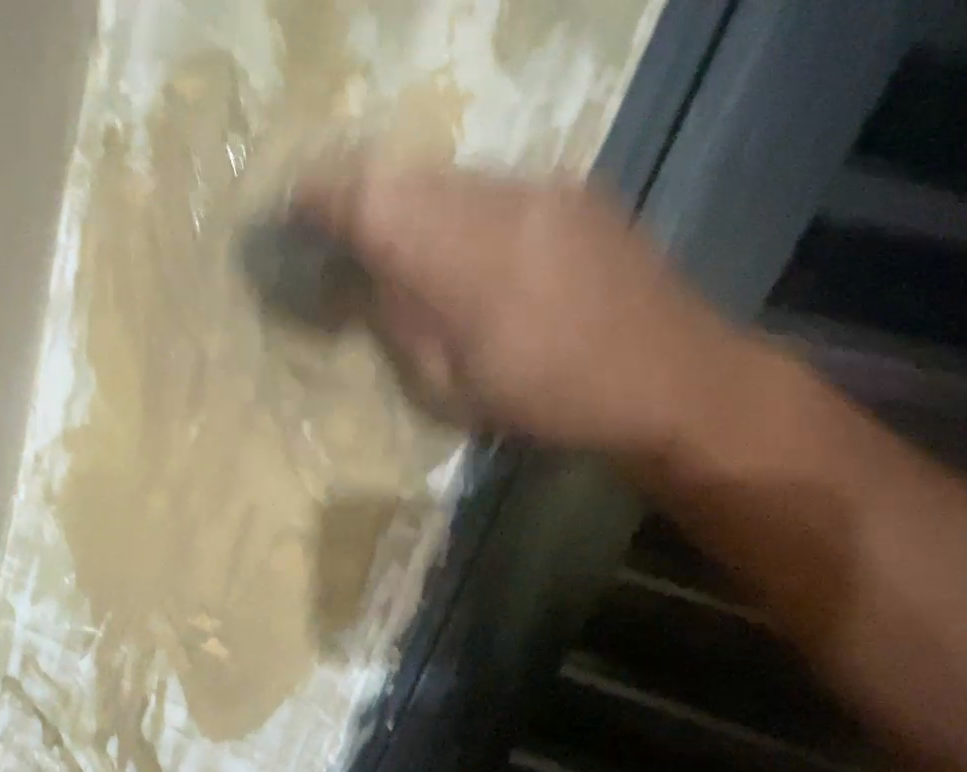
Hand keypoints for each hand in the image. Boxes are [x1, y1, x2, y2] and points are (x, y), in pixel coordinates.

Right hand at [299, 164, 761, 465]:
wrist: (676, 379)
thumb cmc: (550, 401)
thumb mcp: (447, 385)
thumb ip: (397, 319)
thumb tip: (359, 279)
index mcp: (462, 262)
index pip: (369, 203)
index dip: (320, 201)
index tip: (290, 218)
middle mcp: (498, 205)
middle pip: (401, 176)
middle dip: (357, 199)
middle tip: (334, 236)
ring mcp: (540, 190)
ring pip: (444, 176)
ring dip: (407, 204)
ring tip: (394, 245)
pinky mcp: (570, 189)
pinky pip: (486, 184)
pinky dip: (453, 206)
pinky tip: (460, 245)